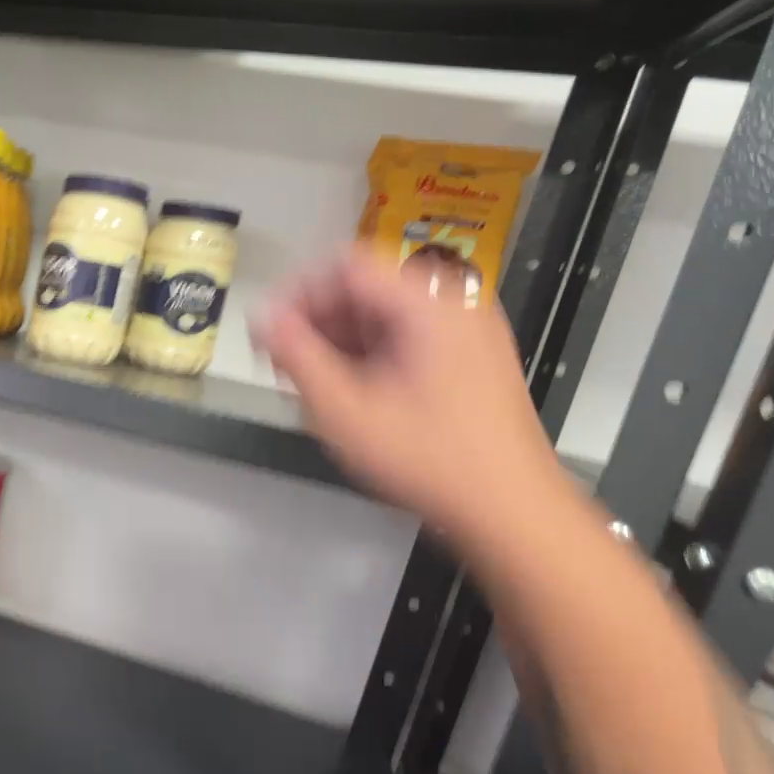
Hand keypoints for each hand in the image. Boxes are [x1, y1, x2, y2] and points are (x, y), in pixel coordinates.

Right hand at [254, 254, 564, 534]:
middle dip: (316, 320)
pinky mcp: (471, 357)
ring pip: (385, 313)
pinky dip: (369, 354)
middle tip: (284, 363)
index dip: (298, 292)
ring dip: (339, 339)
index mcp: (429, 305)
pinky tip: (349, 392)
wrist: (509, 508)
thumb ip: (296, 357)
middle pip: (367, 287)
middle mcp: (455, 305)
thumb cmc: (428, 460)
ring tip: (311, 383)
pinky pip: (407, 335)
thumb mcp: (344, 411)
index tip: (271, 331)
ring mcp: (468, 331)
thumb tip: (264, 320)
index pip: (348, 265)